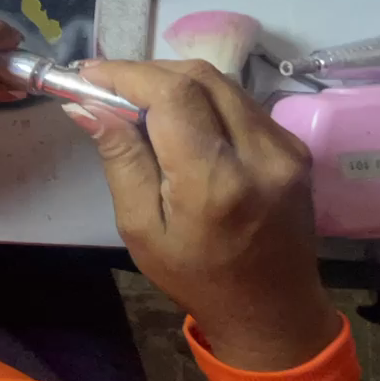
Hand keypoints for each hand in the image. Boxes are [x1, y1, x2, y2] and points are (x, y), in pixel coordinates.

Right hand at [67, 60, 341, 370]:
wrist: (271, 308)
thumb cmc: (193, 275)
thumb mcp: (139, 226)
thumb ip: (120, 159)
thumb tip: (86, 107)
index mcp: (215, 180)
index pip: (172, 95)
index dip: (125, 74)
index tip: (86, 76)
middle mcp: (260, 153)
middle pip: (199, 77)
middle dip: (144, 72)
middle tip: (103, 86)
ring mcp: (285, 147)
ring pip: (221, 82)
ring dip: (170, 80)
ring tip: (131, 99)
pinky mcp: (293, 146)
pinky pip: (238, 101)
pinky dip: (196, 96)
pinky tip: (171, 117)